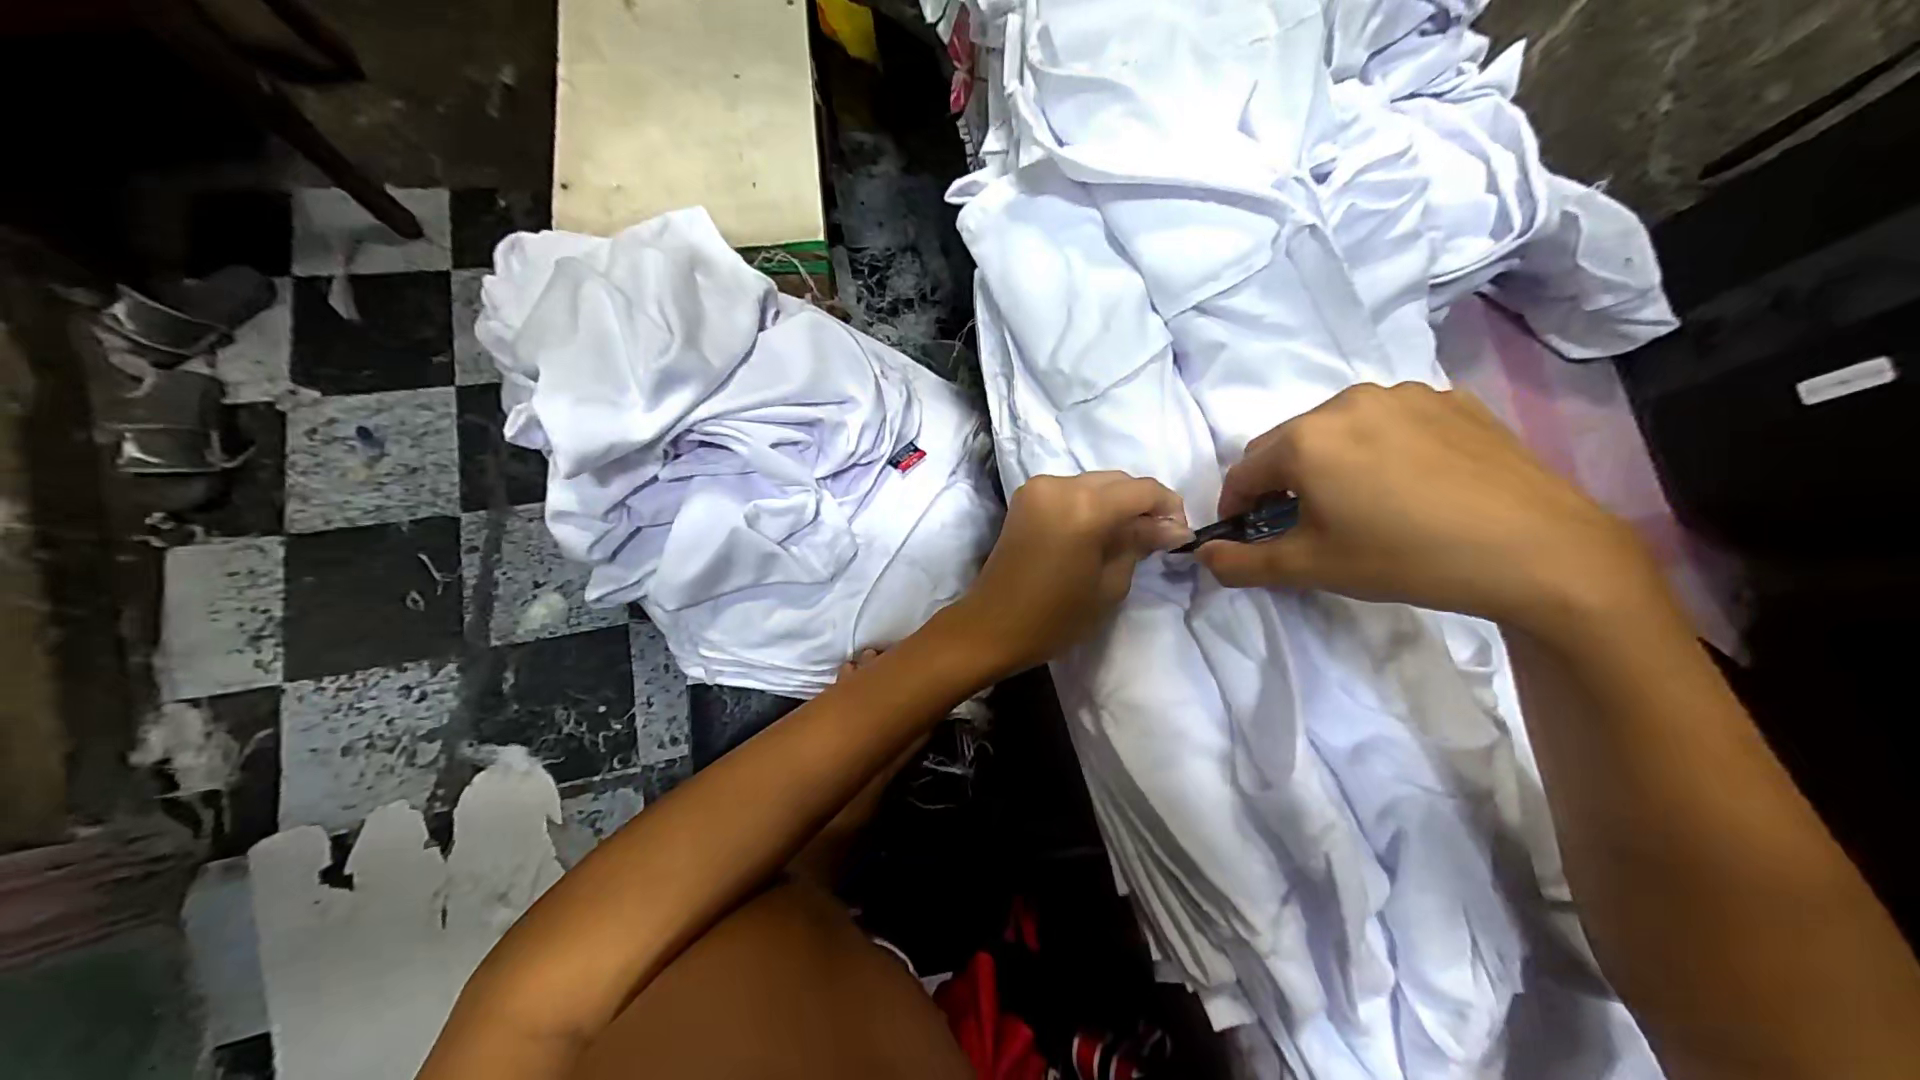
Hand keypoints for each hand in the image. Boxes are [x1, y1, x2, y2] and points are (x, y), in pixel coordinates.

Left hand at [941, 471, 1190, 674]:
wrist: (991, 626)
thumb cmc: (1055, 617)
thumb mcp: (1110, 584)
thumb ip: (1140, 543)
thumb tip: (1174, 527)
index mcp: (1084, 506)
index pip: (1143, 490)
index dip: (1169, 507)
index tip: (1179, 535)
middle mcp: (1060, 484)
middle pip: (1119, 481)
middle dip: (1143, 504)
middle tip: (1157, 539)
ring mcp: (1038, 487)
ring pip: (1095, 482)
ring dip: (1117, 504)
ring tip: (1127, 539)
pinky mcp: (1025, 497)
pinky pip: (1071, 490)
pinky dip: (1091, 505)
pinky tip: (1097, 533)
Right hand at [1196, 382, 1663, 638]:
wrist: (1538, 550)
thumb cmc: (1406, 558)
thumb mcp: (1311, 568)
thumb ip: (1242, 563)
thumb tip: (1203, 556)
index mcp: (1306, 439)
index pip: (1244, 472)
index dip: (1235, 508)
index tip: (1245, 535)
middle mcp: (1347, 402)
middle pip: (1288, 443)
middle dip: (1279, 481)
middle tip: (1301, 522)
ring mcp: (1404, 395)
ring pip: (1338, 428)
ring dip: (1328, 460)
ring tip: (1359, 501)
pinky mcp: (1452, 400)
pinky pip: (1390, 421)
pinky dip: (1379, 448)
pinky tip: (1409, 484)